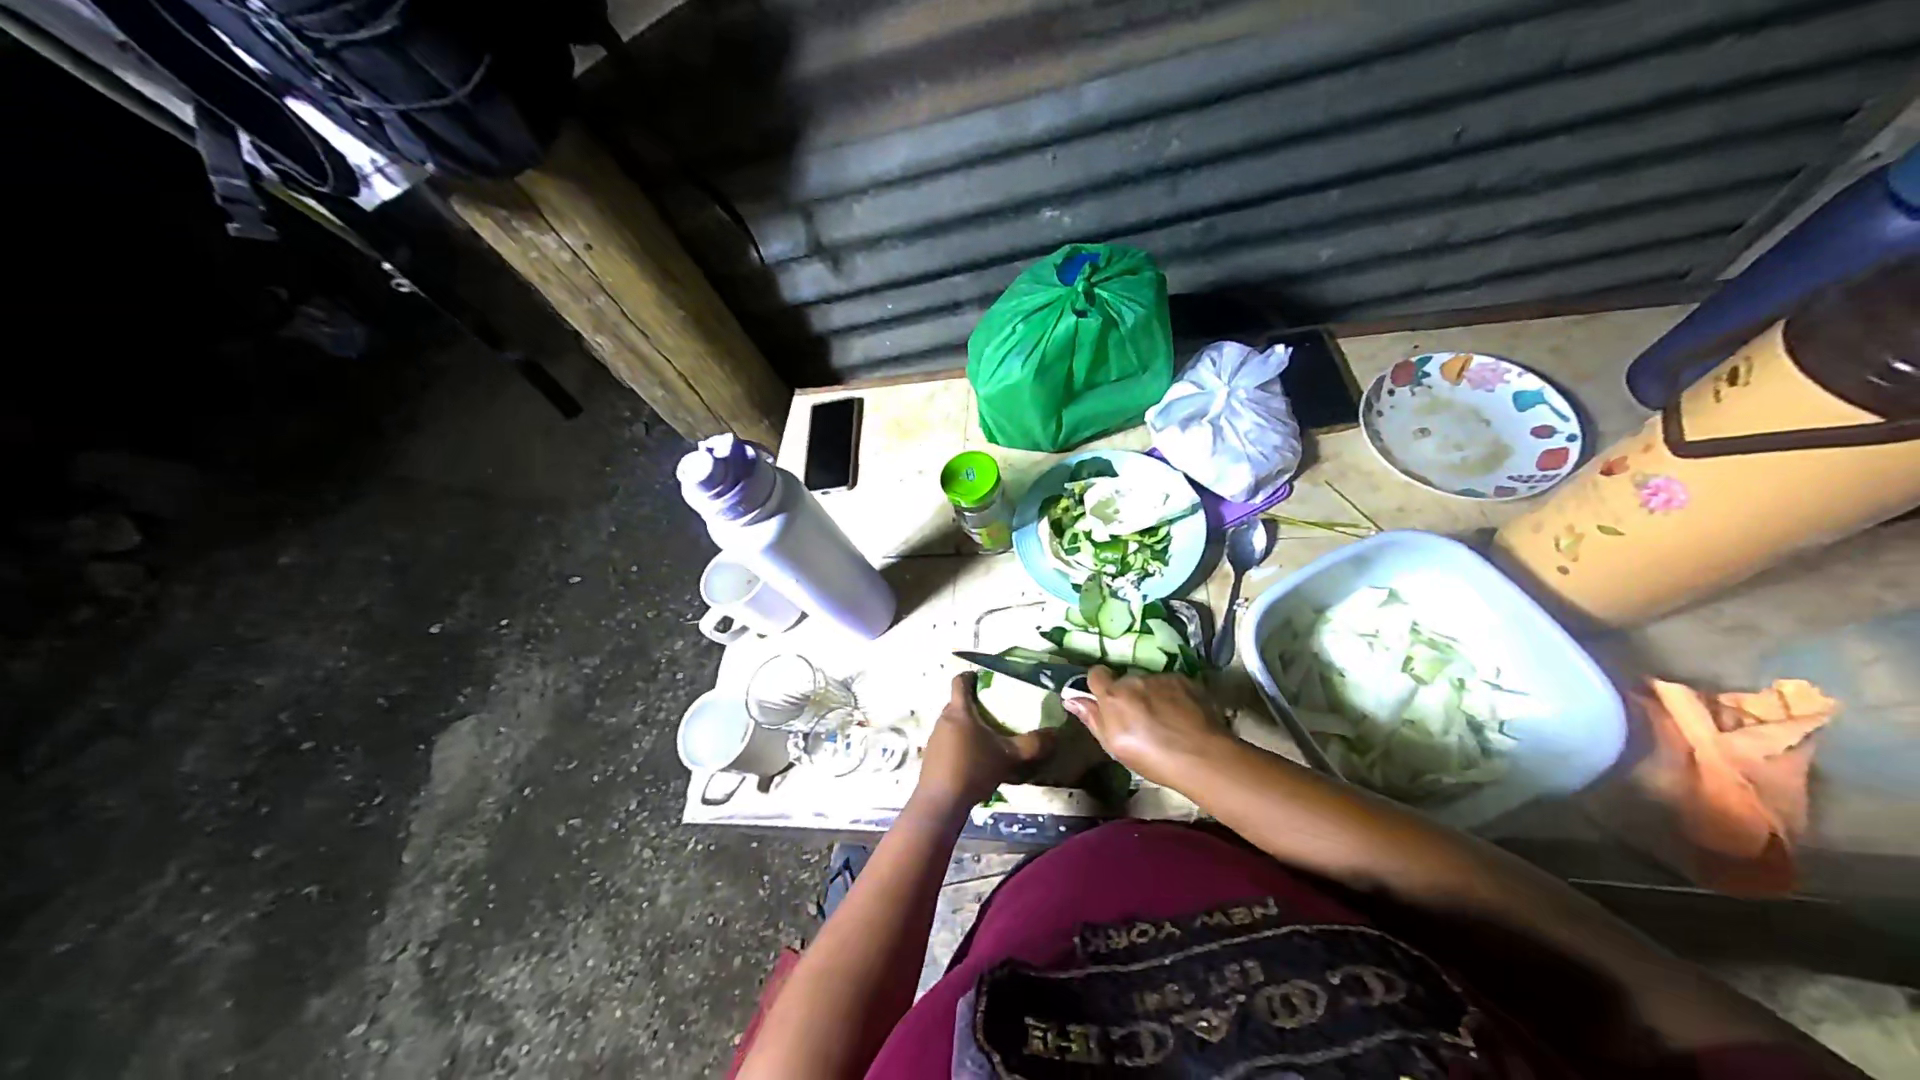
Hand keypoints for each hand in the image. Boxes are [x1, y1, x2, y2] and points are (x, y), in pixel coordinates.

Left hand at [915, 673, 1053, 809]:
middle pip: (958, 703)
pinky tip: (974, 759)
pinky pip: (948, 740)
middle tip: (996, 710)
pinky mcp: (931, 756)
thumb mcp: (1009, 756)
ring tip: (988, 736)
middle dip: (975, 704)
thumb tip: (1055, 734)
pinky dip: (960, 743)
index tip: (986, 679)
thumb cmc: (974, 769)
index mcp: (959, 710)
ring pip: (952, 723)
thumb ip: (1032, 745)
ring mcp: (934, 738)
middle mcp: (943, 719)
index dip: (972, 675)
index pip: (960, 681)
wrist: (941, 801)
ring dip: (968, 726)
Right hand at [1063, 666, 1233, 786]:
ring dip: (1151, 695)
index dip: (1099, 685)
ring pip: (1149, 683)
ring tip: (1165, 720)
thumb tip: (1071, 699)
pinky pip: (1171, 684)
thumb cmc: (1152, 758)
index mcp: (1113, 695)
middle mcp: (1135, 680)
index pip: (1096, 674)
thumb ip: (1092, 718)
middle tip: (1140, 720)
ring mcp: (1162, 678)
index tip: (1107, 701)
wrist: (1202, 757)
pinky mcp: (1186, 680)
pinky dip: (1172, 695)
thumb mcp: (1113, 746)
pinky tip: (1181, 716)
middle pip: (1125, 681)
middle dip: (1129, 695)